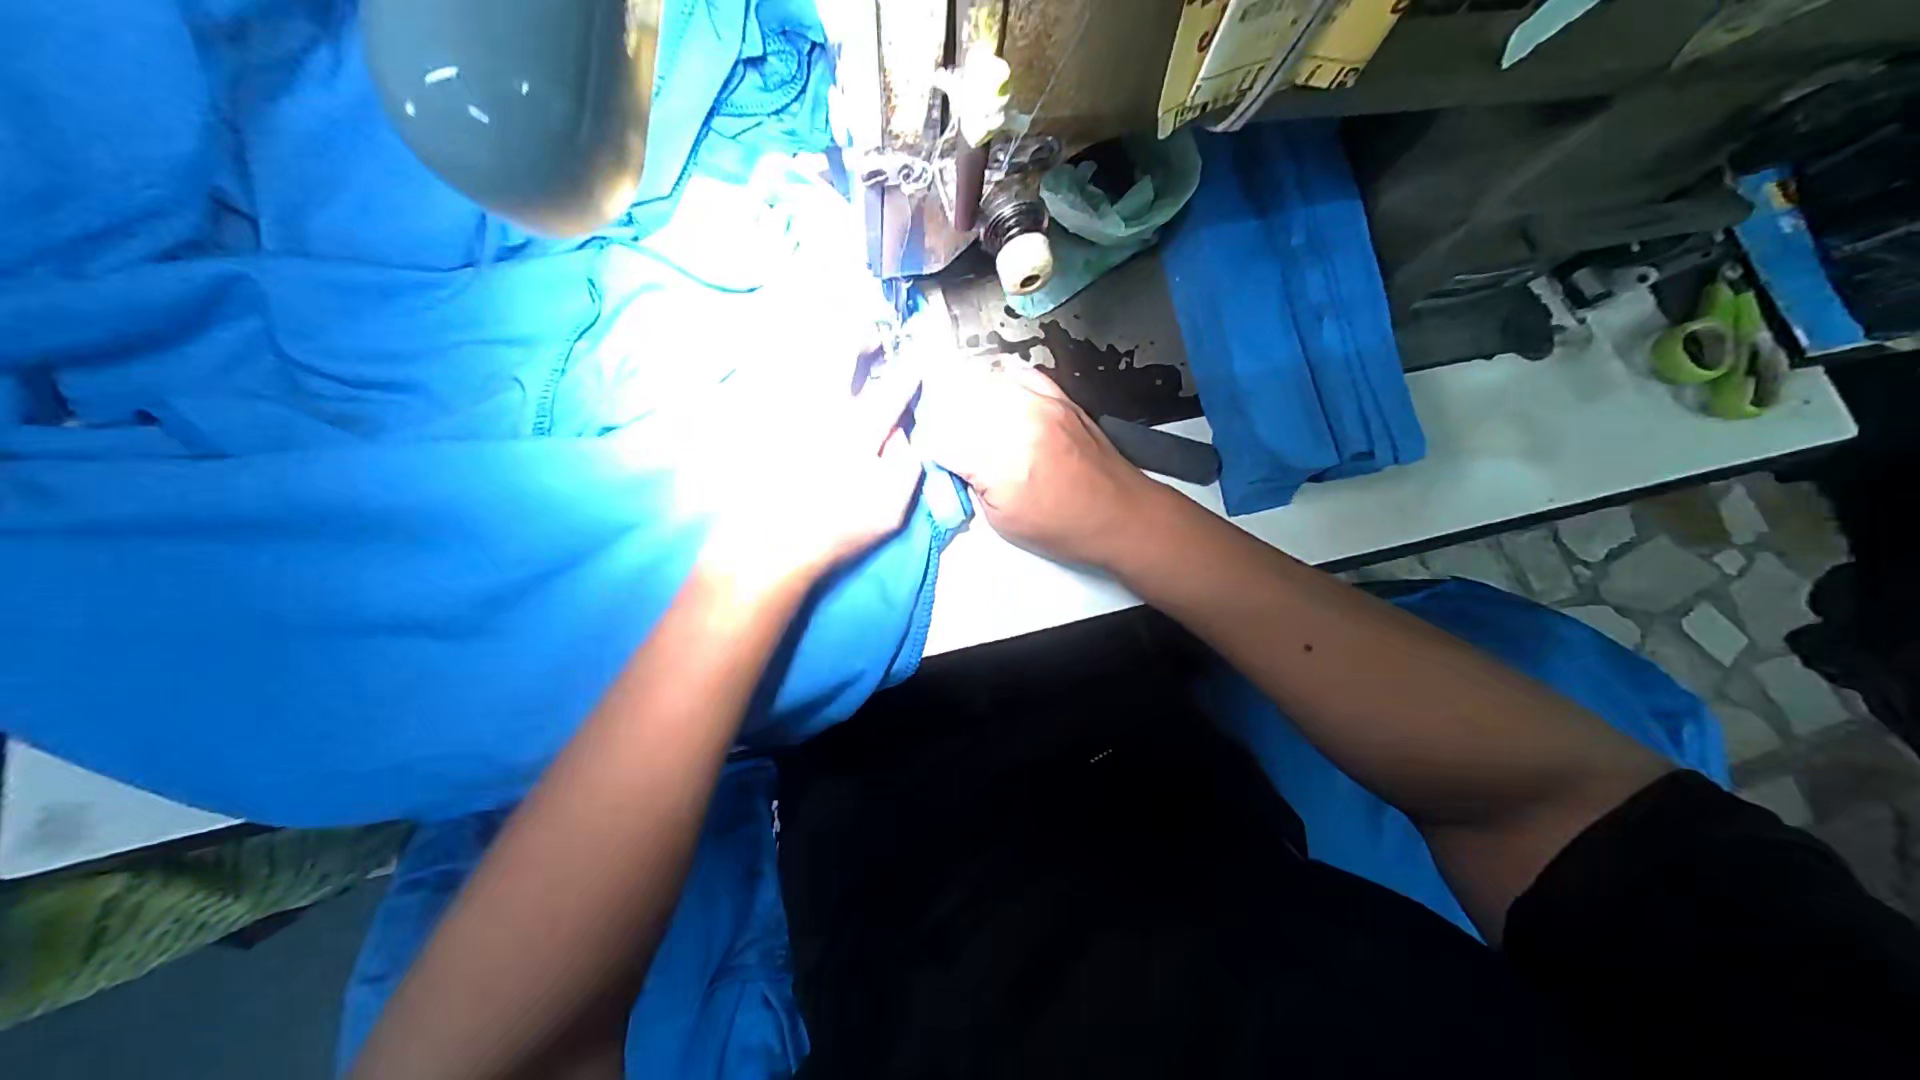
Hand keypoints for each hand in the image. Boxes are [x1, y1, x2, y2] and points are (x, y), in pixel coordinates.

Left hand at [690, 352, 924, 589]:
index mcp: (858, 430)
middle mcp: (822, 410)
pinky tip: (796, 365)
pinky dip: (787, 362)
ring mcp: (788, 412)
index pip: (891, 390)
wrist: (767, 546)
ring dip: (825, 342)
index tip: (919, 357)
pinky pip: (773, 377)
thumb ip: (906, 465)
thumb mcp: (890, 508)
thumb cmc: (835, 530)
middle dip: (860, 336)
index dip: (909, 370)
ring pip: (804, 359)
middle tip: (871, 334)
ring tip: (837, 341)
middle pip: (840, 354)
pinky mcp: (762, 422)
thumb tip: (901, 434)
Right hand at [915, 362, 1160, 568]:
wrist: (1120, 513)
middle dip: (943, 419)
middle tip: (946, 438)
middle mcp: (1017, 423)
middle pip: (955, 401)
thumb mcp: (1001, 520)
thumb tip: (950, 459)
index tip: (933, 458)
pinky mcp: (1057, 395)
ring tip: (966, 417)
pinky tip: (995, 397)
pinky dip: (999, 382)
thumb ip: (970, 483)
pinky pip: (1016, 372)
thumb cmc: (1062, 527)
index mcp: (999, 463)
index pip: (940, 439)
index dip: (930, 449)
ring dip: (966, 397)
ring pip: (982, 380)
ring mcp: (1039, 402)